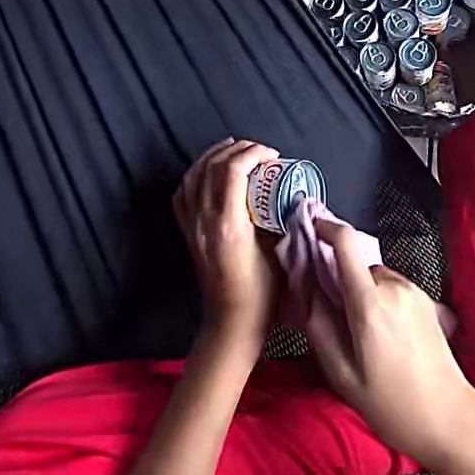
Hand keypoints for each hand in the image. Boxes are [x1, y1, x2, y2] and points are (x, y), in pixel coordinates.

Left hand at [174, 138, 281, 351]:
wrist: (230, 325)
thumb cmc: (261, 297)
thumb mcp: (278, 253)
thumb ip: (282, 220)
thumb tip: (291, 195)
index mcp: (228, 225)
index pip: (232, 171)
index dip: (253, 153)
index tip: (272, 155)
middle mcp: (204, 221)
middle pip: (212, 167)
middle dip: (237, 150)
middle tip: (259, 150)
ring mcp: (192, 226)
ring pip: (194, 175)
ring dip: (214, 156)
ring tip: (234, 149)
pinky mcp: (187, 234)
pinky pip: (183, 194)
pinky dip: (195, 176)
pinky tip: (209, 173)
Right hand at [304, 219, 474, 463]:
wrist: (452, 422)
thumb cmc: (394, 406)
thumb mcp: (341, 374)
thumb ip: (318, 325)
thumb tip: (307, 291)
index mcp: (370, 303)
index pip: (345, 242)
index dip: (324, 228)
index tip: (310, 228)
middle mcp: (394, 288)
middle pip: (356, 265)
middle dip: (341, 283)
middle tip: (337, 319)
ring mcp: (414, 292)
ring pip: (373, 277)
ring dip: (362, 294)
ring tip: (366, 337)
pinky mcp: (426, 301)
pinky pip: (391, 288)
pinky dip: (380, 301)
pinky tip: (386, 338)